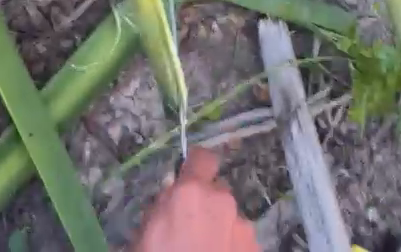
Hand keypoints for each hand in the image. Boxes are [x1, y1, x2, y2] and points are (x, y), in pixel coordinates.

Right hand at [133, 148, 257, 251]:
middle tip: (191, 234)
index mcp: (190, 194)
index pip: (202, 159)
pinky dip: (232, 250)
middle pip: (217, 194)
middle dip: (207, 208)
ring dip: (221, 232)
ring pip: (231, 220)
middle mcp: (222, 203)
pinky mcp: (257, 249)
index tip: (189, 180)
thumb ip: (162, 210)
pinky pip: (241, 242)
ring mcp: (244, 228)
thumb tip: (172, 199)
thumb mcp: (143, 239)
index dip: (196, 168)